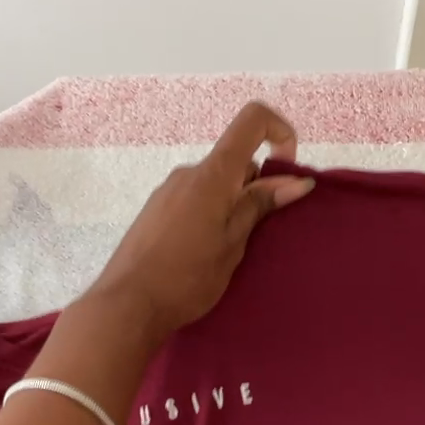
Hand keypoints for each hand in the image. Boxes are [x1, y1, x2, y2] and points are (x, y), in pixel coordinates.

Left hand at [84, 102, 313, 336]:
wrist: (128, 304)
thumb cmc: (187, 277)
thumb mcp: (233, 243)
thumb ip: (260, 206)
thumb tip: (296, 181)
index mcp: (212, 175)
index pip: (252, 121)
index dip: (279, 132)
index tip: (288, 171)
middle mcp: (189, 172)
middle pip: (236, 161)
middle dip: (257, 188)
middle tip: (260, 233)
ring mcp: (169, 190)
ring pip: (216, 184)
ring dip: (234, 205)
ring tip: (229, 251)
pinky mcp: (156, 210)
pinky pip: (196, 199)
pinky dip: (212, 214)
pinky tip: (205, 253)